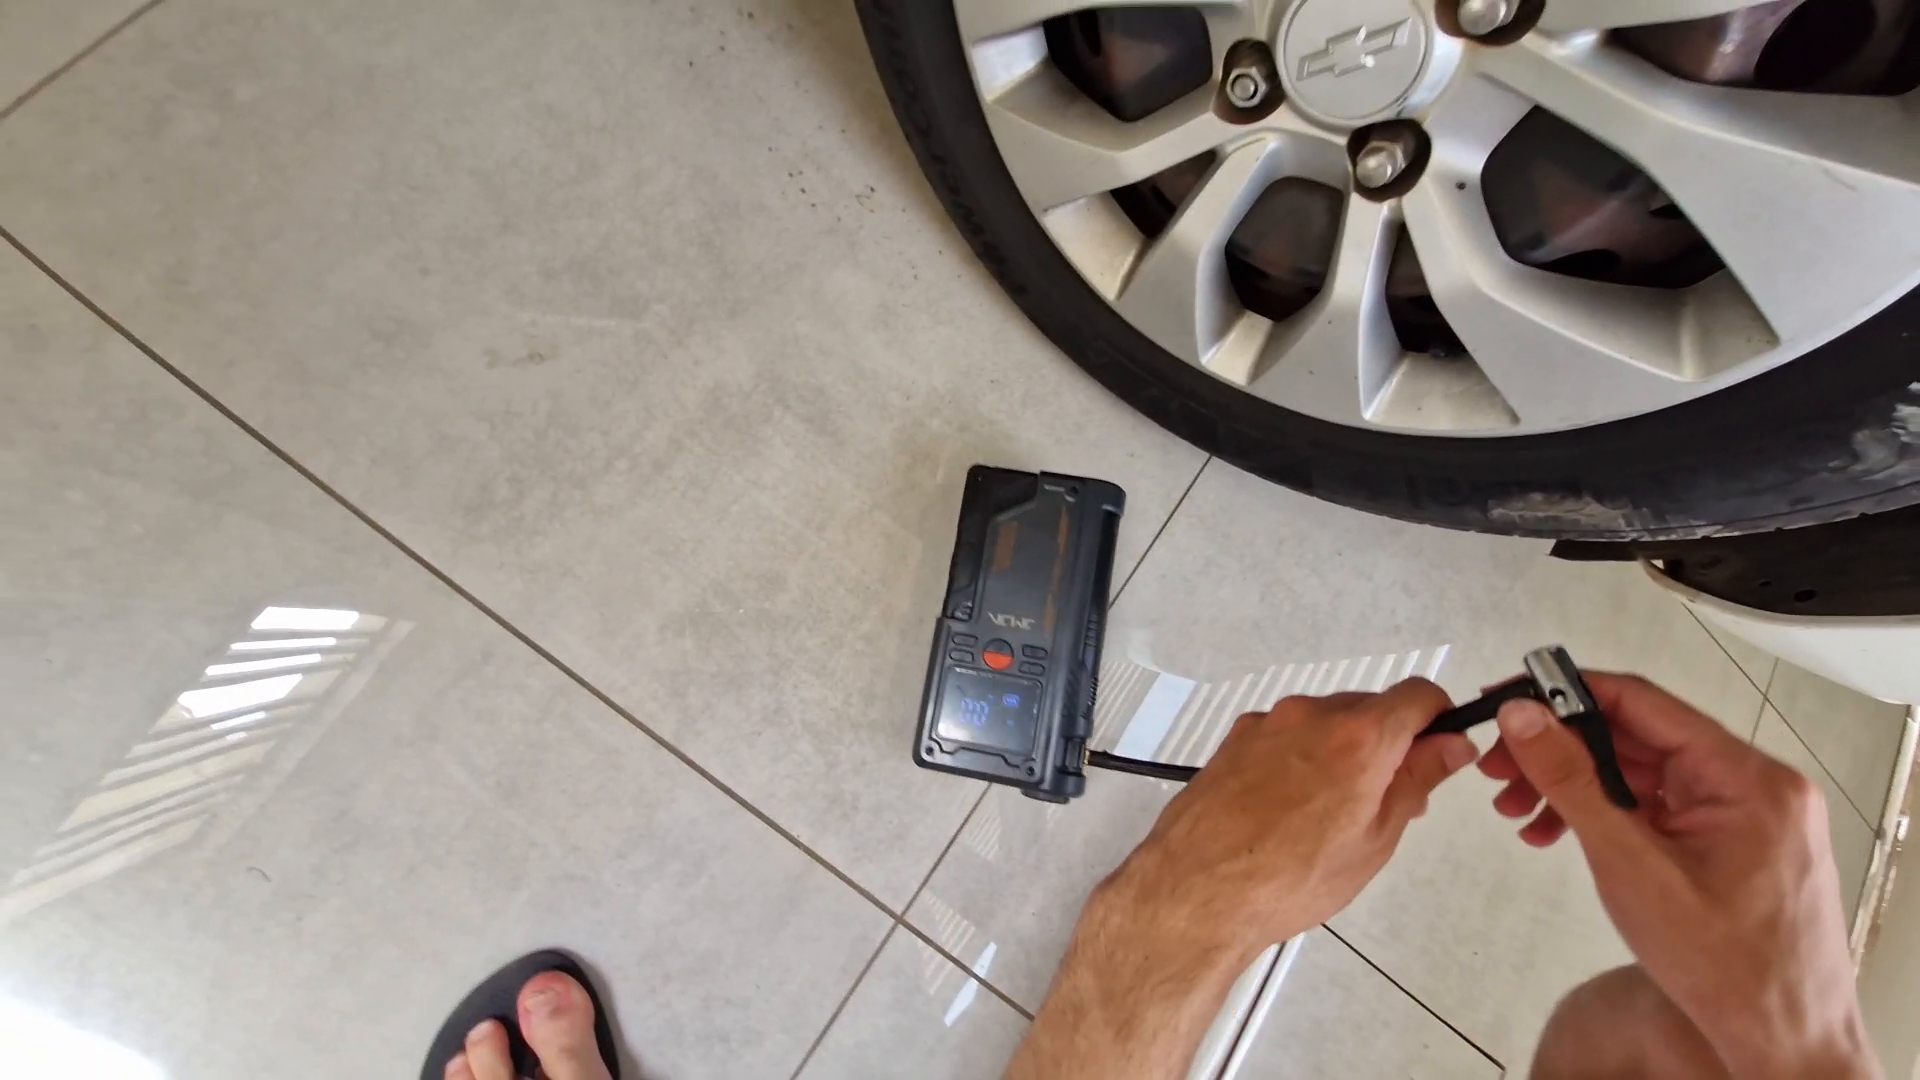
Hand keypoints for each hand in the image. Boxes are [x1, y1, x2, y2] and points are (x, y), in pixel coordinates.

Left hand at [1104, 678, 1476, 959]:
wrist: (1200, 883)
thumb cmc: (1293, 875)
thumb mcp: (1375, 837)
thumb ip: (1416, 779)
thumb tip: (1451, 744)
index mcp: (1356, 736)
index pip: (1417, 695)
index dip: (1437, 720)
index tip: (1438, 751)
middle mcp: (1309, 714)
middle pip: (1368, 707)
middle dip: (1388, 743)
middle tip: (1388, 799)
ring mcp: (1266, 722)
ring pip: (1325, 721)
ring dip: (1342, 750)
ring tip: (1334, 813)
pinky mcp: (1236, 736)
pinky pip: (1286, 733)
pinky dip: (1300, 754)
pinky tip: (1291, 804)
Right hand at [1479, 674, 1877, 1079]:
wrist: (1774, 1042)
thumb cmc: (1723, 962)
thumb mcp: (1627, 860)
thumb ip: (1569, 778)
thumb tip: (1521, 713)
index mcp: (1745, 779)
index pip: (1639, 702)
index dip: (1563, 691)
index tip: (1506, 696)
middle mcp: (1744, 784)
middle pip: (1624, 735)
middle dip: (1550, 748)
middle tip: (1495, 765)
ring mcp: (1728, 811)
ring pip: (1621, 767)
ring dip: (1559, 781)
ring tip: (1512, 806)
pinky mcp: (1710, 834)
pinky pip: (1633, 799)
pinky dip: (1584, 808)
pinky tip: (1547, 829)